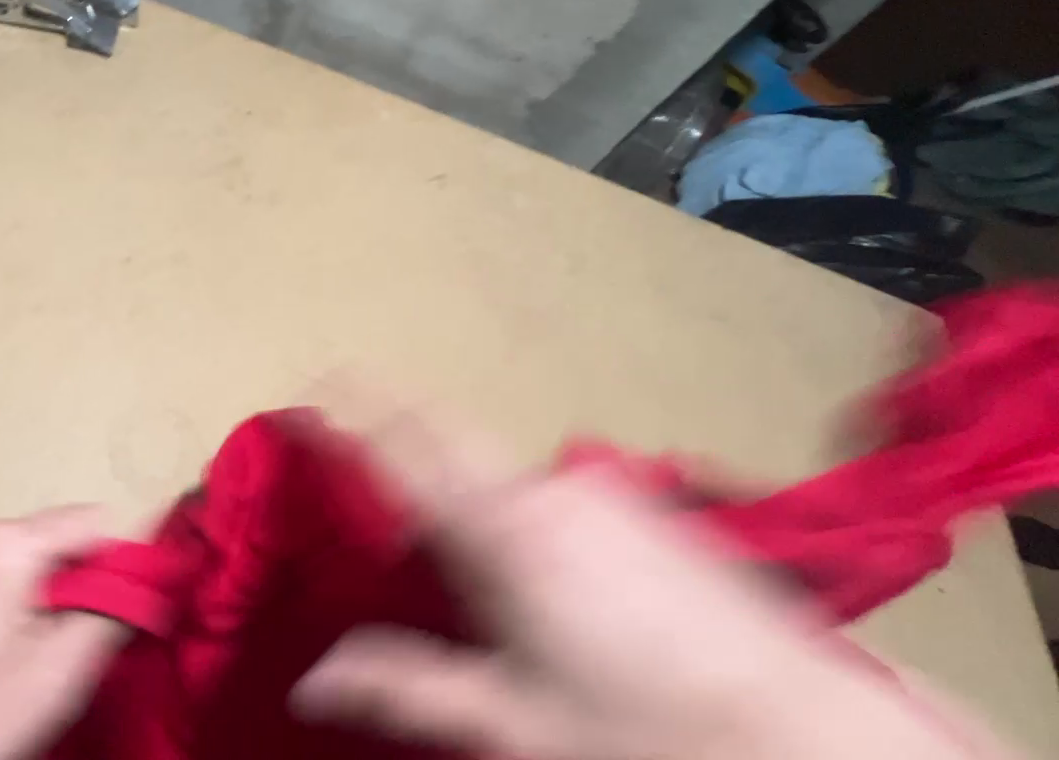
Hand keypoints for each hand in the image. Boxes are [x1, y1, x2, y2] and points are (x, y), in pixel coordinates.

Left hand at [0, 506, 128, 759]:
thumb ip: (108, 617)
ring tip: (9, 666)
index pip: (90, 522)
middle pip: (50, 542)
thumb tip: (140, 583)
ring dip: (31, 601)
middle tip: (53, 658)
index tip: (118, 616)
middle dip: (68, 590)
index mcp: (3, 542)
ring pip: (16, 560)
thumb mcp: (52, 676)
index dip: (116, 564)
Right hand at [293, 404, 1015, 759]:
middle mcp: (539, 490)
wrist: (813, 733)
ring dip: (448, 467)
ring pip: (490, 457)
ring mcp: (593, 490)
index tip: (306, 394)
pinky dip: (499, 489)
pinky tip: (523, 557)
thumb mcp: (515, 724)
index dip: (348, 411)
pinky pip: (536, 479)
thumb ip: (405, 686)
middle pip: (440, 425)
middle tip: (350, 426)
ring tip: (437, 533)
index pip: (402, 446)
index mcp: (498, 533)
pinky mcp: (633, 503)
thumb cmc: (645, 732)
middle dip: (389, 412)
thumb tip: (308, 681)